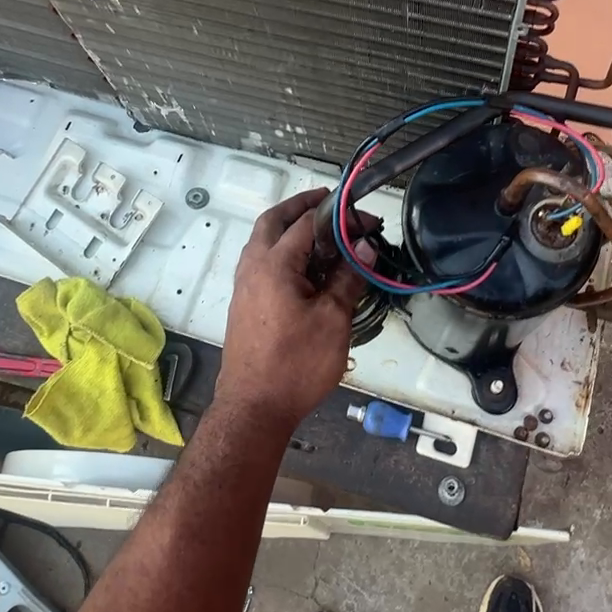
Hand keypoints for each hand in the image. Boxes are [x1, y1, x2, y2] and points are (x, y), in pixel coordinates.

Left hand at [215, 189, 370, 432]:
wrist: (253, 408)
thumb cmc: (296, 364)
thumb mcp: (332, 320)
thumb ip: (348, 278)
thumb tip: (365, 246)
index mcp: (274, 264)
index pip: (308, 223)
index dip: (340, 216)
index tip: (366, 220)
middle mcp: (253, 267)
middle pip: (273, 220)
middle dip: (301, 206)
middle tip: (329, 203)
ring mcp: (244, 285)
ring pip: (263, 240)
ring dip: (288, 226)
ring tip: (320, 231)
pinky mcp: (244, 303)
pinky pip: (261, 260)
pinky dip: (281, 248)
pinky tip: (304, 266)